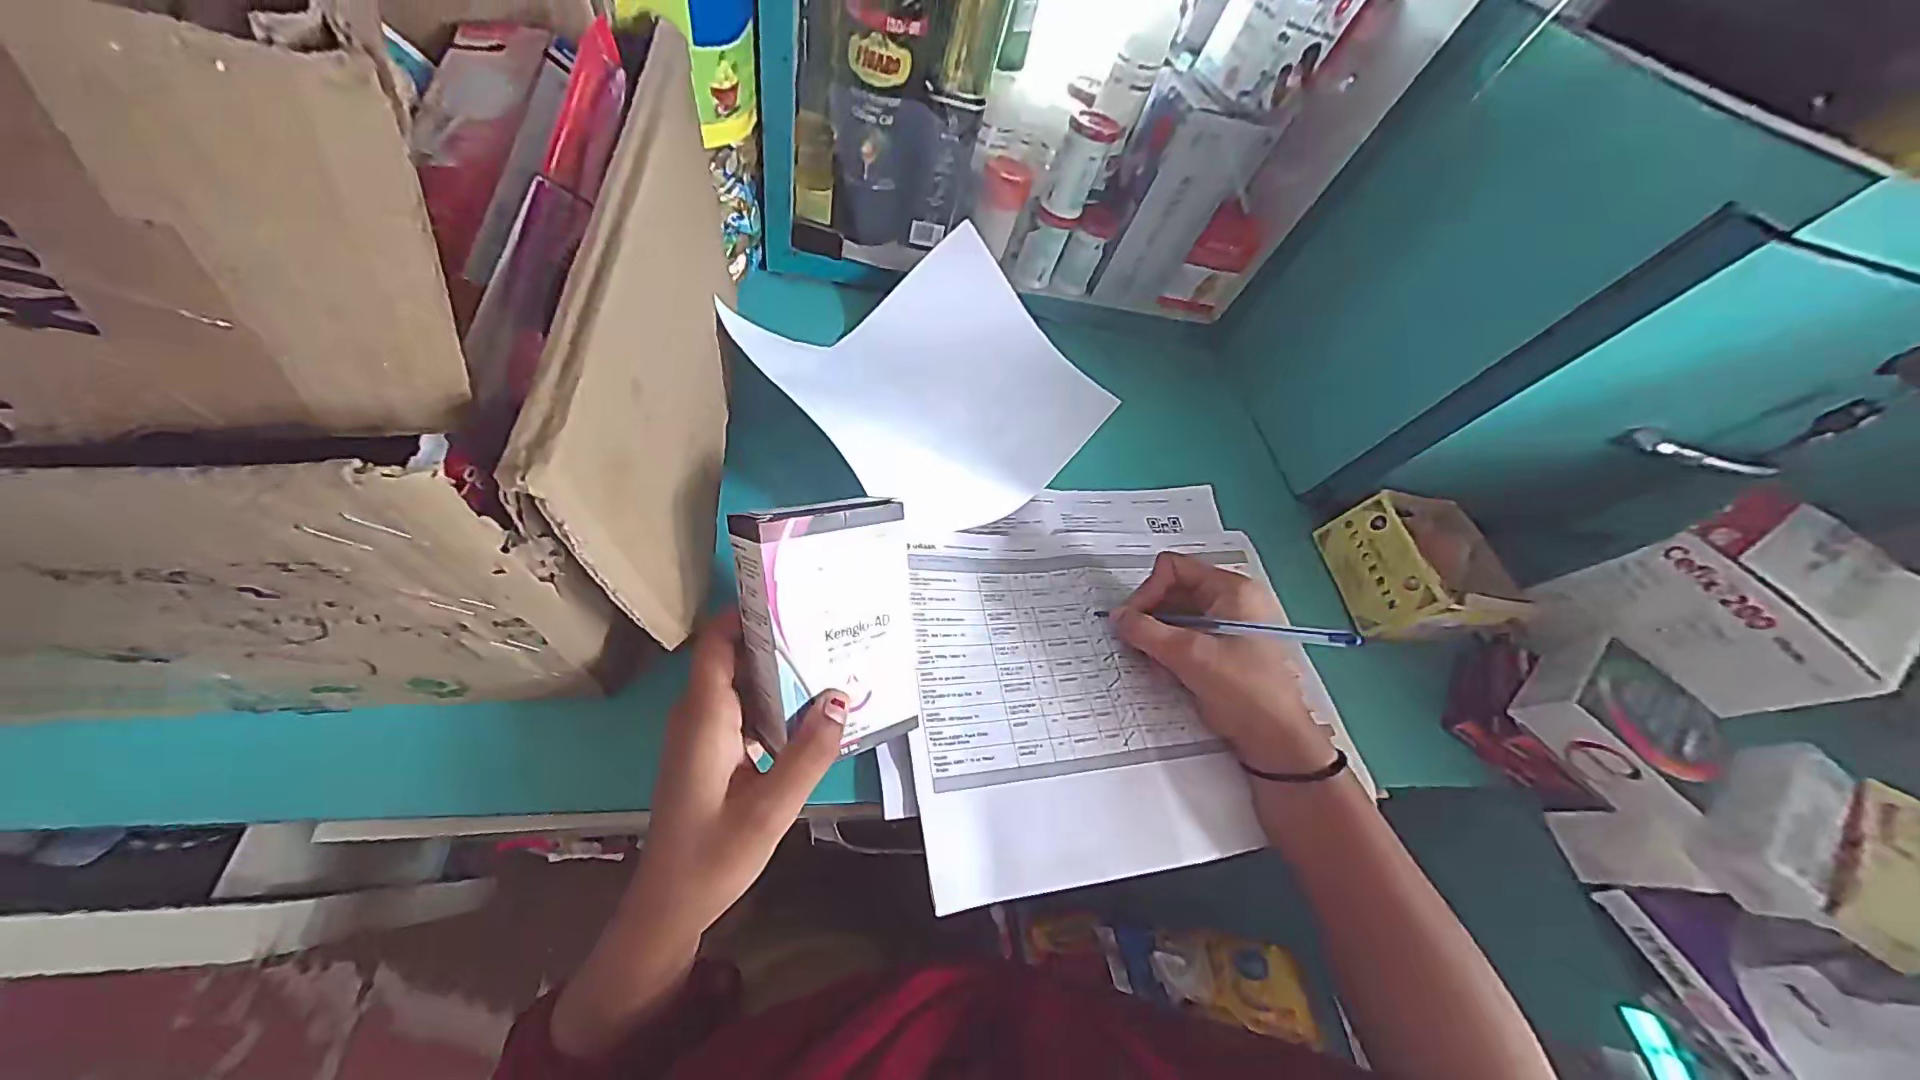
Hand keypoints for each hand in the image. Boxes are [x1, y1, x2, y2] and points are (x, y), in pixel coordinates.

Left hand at [552, 611, 846, 1059]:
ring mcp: (701, 732)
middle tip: (825, 624)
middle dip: (774, 635)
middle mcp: (697, 715)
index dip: (746, 612)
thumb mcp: (771, 809)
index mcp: (705, 718)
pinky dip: (771, 696)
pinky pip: (741, 705)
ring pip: (739, 681)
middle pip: (732, 655)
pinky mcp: (710, 748)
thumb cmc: (712, 857)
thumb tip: (841, 698)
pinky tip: (807, 706)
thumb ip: (808, 753)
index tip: (791, 596)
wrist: (669, 906)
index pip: (716, 643)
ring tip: (825, 656)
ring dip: (777, 667)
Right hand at [1111, 552, 1336, 774]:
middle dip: (1151, 618)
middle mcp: (1231, 600)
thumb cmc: (1244, 691)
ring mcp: (1229, 624)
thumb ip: (1147, 632)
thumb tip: (1117, 617)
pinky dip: (1171, 651)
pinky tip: (1169, 673)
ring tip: (1157, 665)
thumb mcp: (1189, 656)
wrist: (1278, 741)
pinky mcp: (1224, 648)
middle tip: (1140, 645)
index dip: (1148, 591)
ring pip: (1176, 617)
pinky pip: (1186, 637)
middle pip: (1173, 591)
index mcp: (1232, 589)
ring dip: (1159, 638)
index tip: (1134, 622)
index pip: (1174, 568)